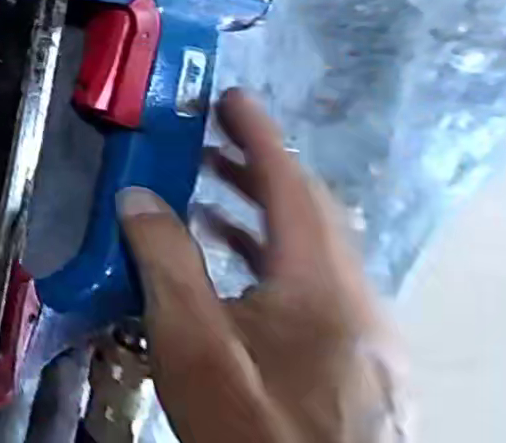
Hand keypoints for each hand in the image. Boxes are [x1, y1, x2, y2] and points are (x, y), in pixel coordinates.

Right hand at [115, 90, 406, 442]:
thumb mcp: (192, 342)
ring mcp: (367, 346)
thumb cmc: (252, 429)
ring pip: (316, 253)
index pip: (293, 188)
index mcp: (325, 290)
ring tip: (205, 194)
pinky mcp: (359, 375)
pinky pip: (316, 287)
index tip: (230, 96)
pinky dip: (272, 257)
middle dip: (260, 167)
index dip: (260, 136)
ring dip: (262, 212)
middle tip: (209, 137)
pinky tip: (230, 270)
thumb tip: (137, 195)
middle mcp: (360, 309)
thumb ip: (163, 257)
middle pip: (313, 214)